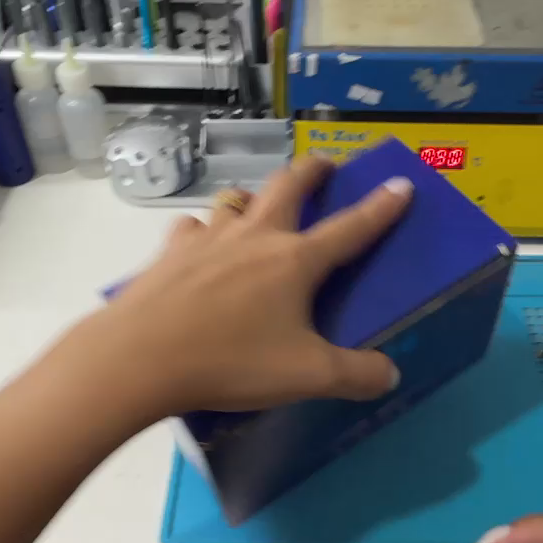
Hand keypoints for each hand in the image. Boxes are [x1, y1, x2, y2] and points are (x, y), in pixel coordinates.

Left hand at [73, 154, 411, 416]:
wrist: (141, 358)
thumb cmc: (231, 361)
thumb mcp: (306, 376)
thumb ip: (355, 375)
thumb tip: (390, 375)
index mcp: (295, 260)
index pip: (351, 228)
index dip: (381, 207)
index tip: (401, 184)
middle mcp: (255, 236)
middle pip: (289, 186)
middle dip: (313, 171)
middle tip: (326, 165)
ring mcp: (208, 237)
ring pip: (236, 200)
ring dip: (253, 198)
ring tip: (257, 209)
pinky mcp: (170, 251)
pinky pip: (192, 227)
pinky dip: (203, 230)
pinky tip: (199, 245)